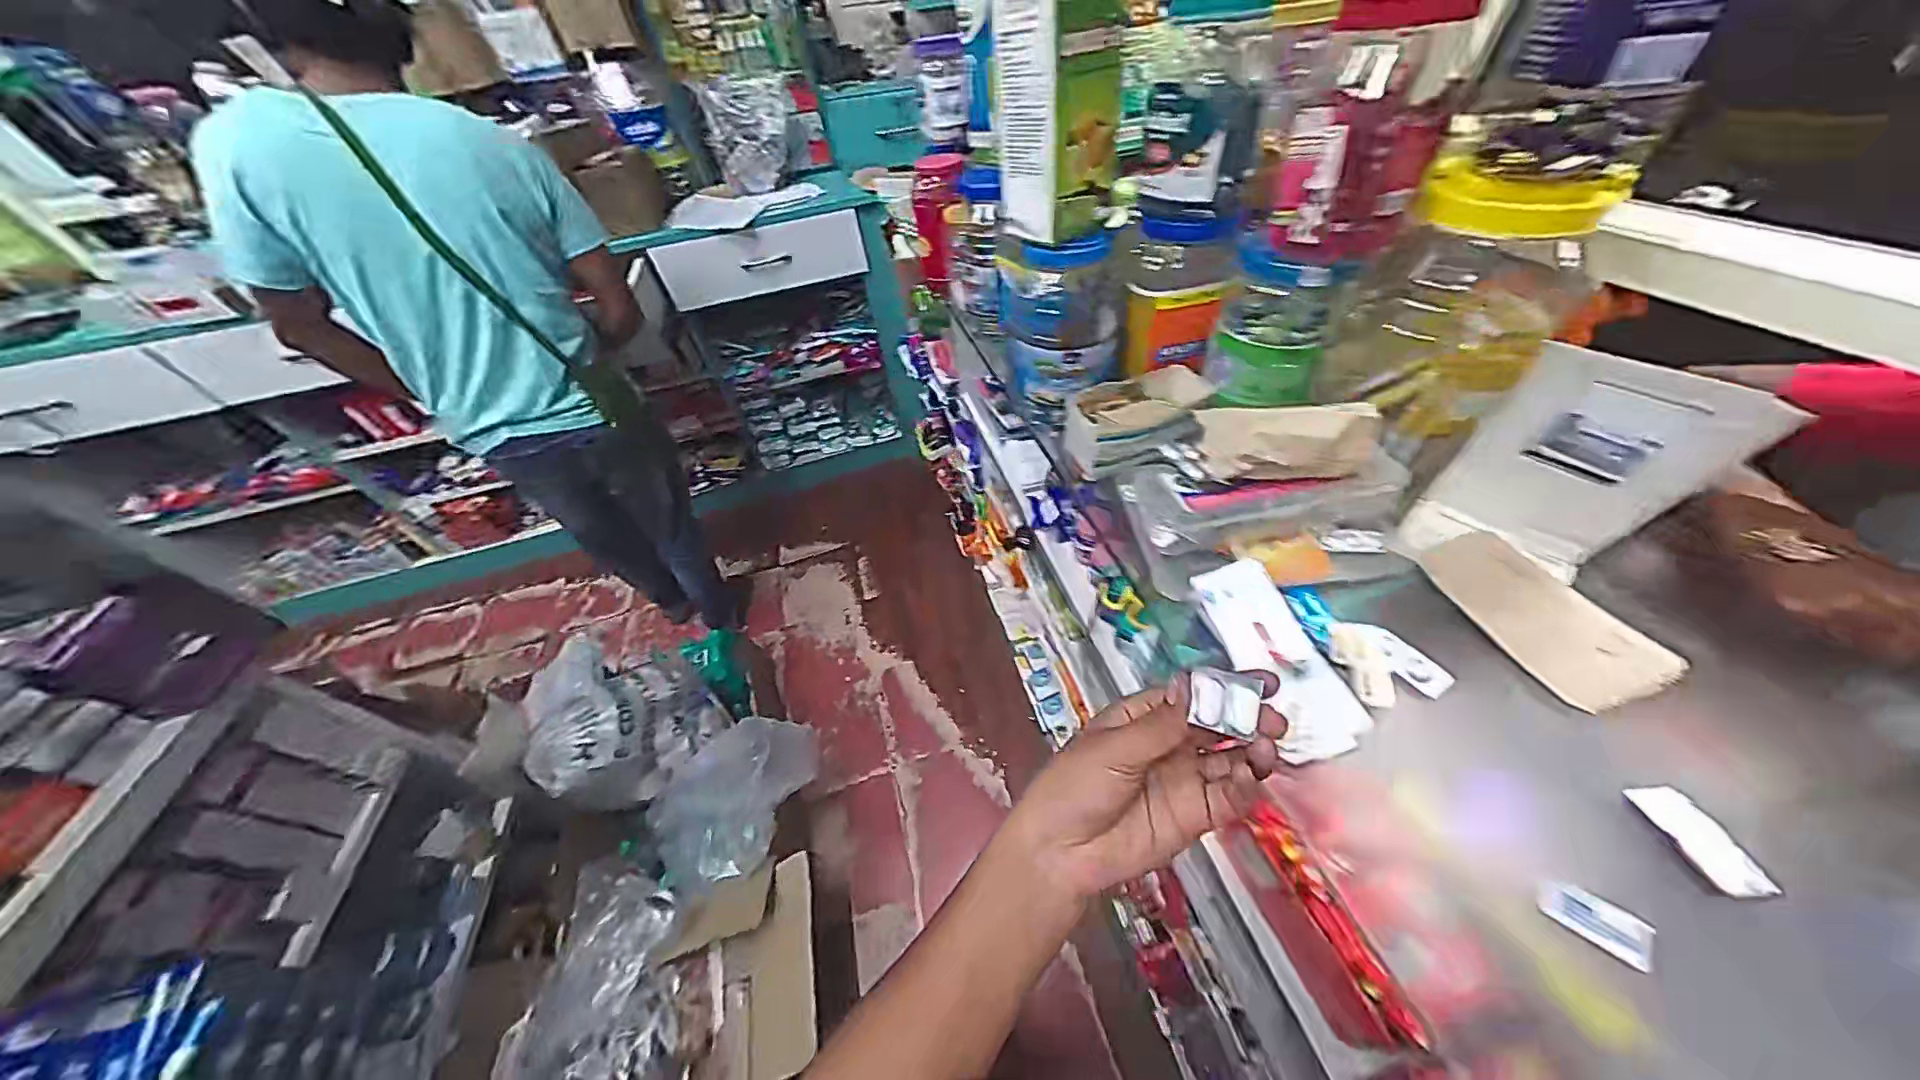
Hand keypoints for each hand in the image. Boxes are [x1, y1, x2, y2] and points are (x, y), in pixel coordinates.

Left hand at [997, 672, 1287, 902]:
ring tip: (1267, 747)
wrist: (1062, 851)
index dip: (1223, 687)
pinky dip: (1246, 786)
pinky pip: (1229, 796)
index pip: (1191, 695)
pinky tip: (1252, 777)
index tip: (1258, 682)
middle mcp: (1168, 744)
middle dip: (1247, 718)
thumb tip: (1192, 686)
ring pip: (1230, 759)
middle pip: (1218, 725)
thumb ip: (1159, 725)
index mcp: (1143, 717)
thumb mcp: (1113, 748)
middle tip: (1270, 718)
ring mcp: (1184, 779)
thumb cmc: (1072, 788)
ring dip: (1253, 751)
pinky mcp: (1195, 814)